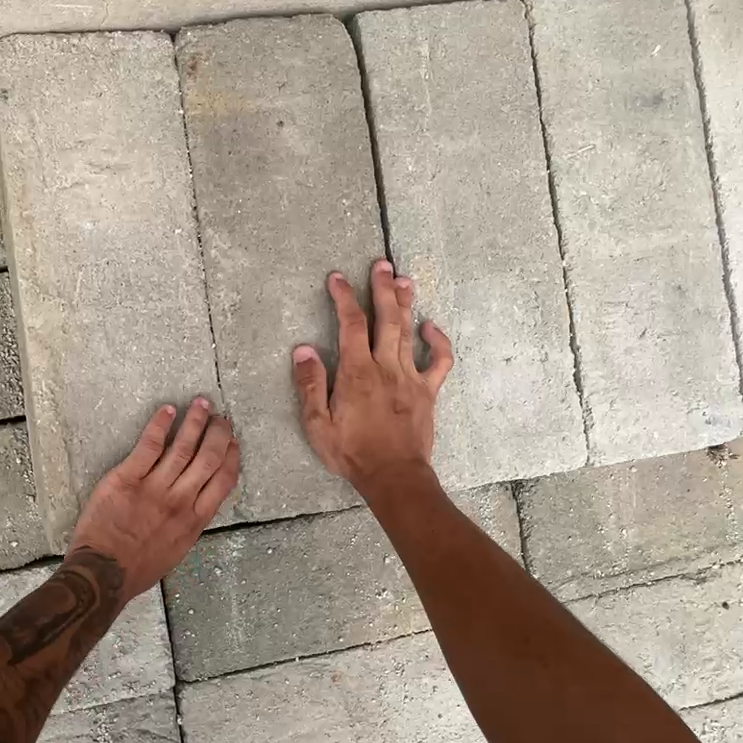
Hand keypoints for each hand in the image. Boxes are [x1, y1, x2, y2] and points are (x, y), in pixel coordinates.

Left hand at [66, 399, 240, 600]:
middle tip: (222, 417)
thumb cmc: (136, 569)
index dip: (232, 457)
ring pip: (182, 447)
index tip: (234, 442)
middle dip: (218, 433)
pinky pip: (148, 446)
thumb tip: (197, 502)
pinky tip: (168, 411)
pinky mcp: (127, 479)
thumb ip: (189, 524)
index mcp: (194, 520)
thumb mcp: (176, 551)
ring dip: (195, 422)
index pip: (223, 481)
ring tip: (202, 404)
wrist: (102, 574)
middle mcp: (179, 501)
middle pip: (208, 458)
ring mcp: (154, 488)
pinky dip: (160, 426)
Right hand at [293, 259, 453, 495]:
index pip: (351, 324)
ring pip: (409, 332)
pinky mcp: (427, 392)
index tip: (337, 278)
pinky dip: (438, 342)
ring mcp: (411, 378)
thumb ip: (311, 385)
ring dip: (406, 304)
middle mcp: (386, 368)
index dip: (344, 297)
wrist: (394, 477)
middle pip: (386, 319)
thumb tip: (303, 351)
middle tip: (382, 265)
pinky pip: (439, 362)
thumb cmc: (352, 453)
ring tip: (404, 279)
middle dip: (382, 289)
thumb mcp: (318, 425)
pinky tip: (431, 327)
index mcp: (357, 373)